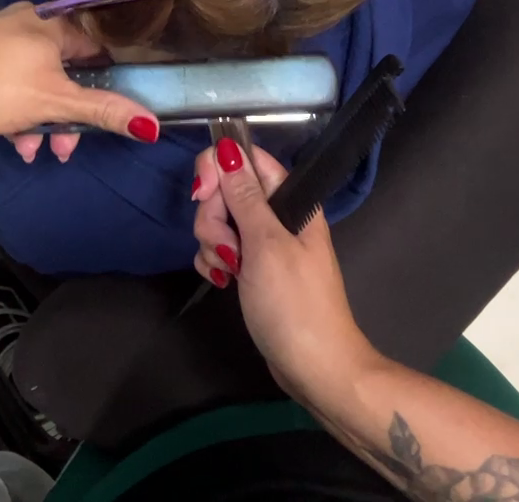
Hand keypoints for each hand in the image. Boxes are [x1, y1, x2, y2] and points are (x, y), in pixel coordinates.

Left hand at [0, 3, 158, 158]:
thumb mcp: (55, 102)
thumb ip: (103, 111)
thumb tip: (152, 124)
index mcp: (51, 24)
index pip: (95, 51)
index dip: (104, 87)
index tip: (102, 120)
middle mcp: (27, 22)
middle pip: (64, 71)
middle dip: (66, 115)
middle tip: (61, 149)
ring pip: (35, 81)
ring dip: (39, 119)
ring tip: (29, 150)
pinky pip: (8, 81)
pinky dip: (14, 109)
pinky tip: (9, 139)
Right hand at [190, 137, 376, 405]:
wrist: (316, 369)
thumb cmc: (295, 304)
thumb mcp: (266, 245)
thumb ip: (243, 195)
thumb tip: (227, 148)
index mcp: (290, 200)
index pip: (246, 159)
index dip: (218, 168)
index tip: (202, 194)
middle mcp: (276, 214)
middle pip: (226, 189)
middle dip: (213, 215)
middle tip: (226, 246)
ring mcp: (263, 242)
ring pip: (219, 219)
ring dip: (212, 242)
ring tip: (228, 270)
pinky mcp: (251, 266)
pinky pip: (220, 247)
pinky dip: (214, 261)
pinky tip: (222, 281)